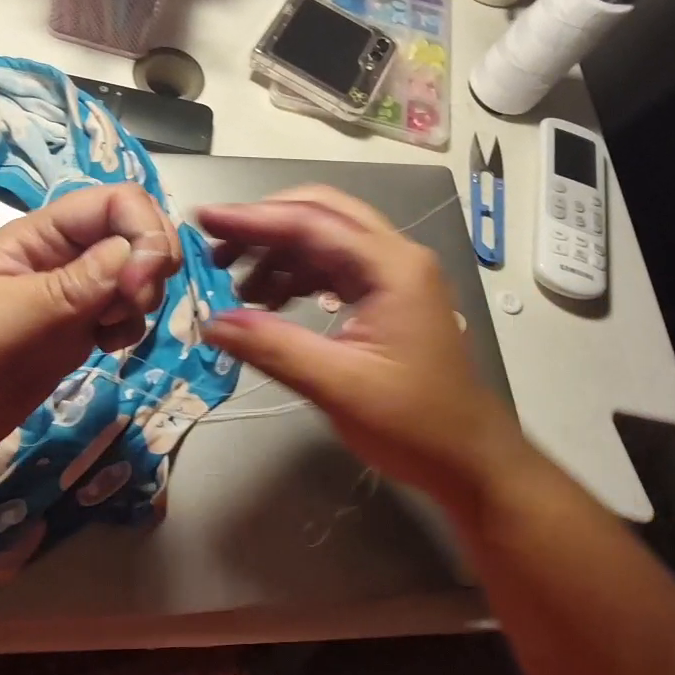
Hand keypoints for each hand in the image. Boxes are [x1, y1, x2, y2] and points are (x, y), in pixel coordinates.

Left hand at [0, 183, 181, 489]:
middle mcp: (59, 259)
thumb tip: (131, 253)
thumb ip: (65, 289)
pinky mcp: (73, 336)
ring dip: (143, 297)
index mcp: (35, 238)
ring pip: (134, 274)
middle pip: (132, 233)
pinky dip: (130, 326)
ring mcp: (68, 299)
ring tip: (112, 332)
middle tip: (132, 307)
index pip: (112, 204)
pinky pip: (122, 315)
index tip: (139, 284)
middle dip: (150, 262)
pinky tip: (107, 349)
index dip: (141, 231)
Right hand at [196, 186, 531, 512]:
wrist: (470, 460)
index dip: (253, 219)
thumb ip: (274, 348)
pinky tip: (269, 301)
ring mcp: (395, 274)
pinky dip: (296, 273)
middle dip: (264, 225)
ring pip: (325, 238)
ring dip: (278, 251)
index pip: (311, 223)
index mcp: (392, 268)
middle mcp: (396, 257)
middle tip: (217, 248)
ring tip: (236, 283)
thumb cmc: (413, 425)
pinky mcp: (388, 295)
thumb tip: (212, 321)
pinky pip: (333, 265)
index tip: (205, 219)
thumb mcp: (338, 387)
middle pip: (321, 214)